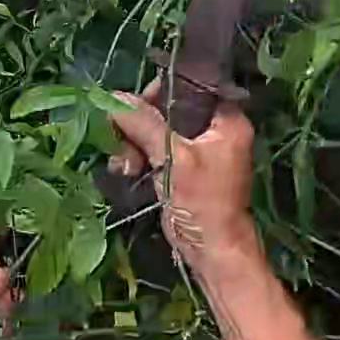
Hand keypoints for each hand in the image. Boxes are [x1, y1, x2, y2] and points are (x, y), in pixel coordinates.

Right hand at [108, 79, 258, 272]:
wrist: (212, 253)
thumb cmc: (203, 202)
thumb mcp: (173, 158)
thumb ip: (144, 124)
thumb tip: (112, 97)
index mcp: (226, 119)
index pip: (190, 86)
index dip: (161, 91)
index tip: (135, 107)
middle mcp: (214, 128)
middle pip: (168, 107)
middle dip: (140, 123)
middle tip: (122, 138)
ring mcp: (197, 148)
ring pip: (156, 128)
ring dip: (135, 143)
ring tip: (125, 164)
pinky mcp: (182, 165)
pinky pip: (155, 147)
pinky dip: (139, 156)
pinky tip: (127, 170)